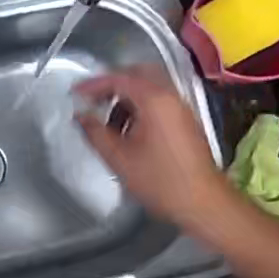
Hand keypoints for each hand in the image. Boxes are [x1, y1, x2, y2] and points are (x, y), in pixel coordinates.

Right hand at [74, 68, 239, 233]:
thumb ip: (95, 132)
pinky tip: (130, 133)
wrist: (203, 202)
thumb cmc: (160, 180)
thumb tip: (81, 116)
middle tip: (93, 100)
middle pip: (138, 75)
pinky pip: (160, 102)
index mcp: (154, 100)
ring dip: (127, 98)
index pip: (119, 79)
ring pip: (150, 89)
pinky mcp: (187, 122)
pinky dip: (141, 108)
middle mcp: (171, 97)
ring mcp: (182, 109)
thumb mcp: (119, 158)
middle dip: (113, 85)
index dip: (94, 84)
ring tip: (109, 123)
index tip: (76, 93)